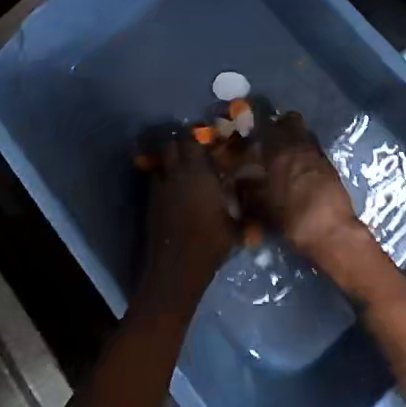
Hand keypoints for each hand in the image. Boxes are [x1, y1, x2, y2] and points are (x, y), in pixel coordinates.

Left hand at [137, 135, 238, 309]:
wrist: (177, 266)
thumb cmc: (211, 242)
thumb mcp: (234, 226)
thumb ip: (243, 211)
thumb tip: (256, 206)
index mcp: (199, 173)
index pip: (192, 142)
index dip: (198, 140)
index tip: (207, 143)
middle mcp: (177, 173)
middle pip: (171, 146)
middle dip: (180, 146)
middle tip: (193, 154)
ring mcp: (160, 187)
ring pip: (161, 162)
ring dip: (170, 161)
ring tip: (183, 171)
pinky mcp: (150, 201)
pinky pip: (156, 180)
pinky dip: (163, 179)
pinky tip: (174, 191)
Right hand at [248, 112, 367, 263]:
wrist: (332, 232)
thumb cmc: (292, 219)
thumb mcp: (262, 208)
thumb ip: (247, 193)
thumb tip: (237, 185)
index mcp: (278, 150)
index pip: (265, 121)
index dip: (256, 117)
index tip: (249, 123)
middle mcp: (299, 145)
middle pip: (291, 119)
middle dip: (280, 123)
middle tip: (269, 138)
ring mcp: (318, 153)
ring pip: (304, 133)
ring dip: (294, 138)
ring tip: (284, 155)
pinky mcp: (330, 165)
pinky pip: (314, 149)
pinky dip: (305, 153)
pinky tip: (299, 170)